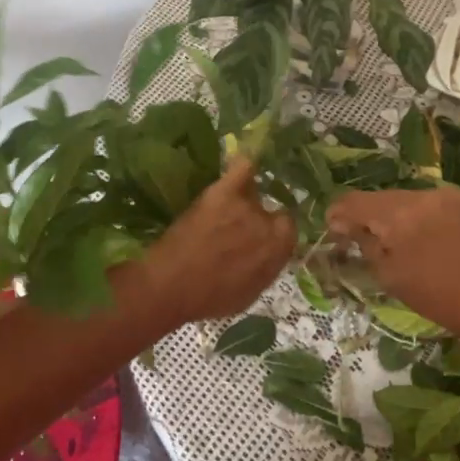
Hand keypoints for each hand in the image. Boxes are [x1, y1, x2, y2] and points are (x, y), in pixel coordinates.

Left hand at [141, 157, 295, 325]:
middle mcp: (268, 226)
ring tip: (220, 213)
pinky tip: (245, 163)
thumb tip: (269, 252)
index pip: (287, 229)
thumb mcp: (250, 292)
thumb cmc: (209, 297)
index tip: (259, 237)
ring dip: (241, 201)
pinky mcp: (223, 192)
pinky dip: (246, 163)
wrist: (172, 285)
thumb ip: (266, 266)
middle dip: (255, 219)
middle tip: (233, 230)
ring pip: (252, 193)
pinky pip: (243, 167)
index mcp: (278, 252)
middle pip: (269, 210)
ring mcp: (246, 206)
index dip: (273, 232)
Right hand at [327, 185, 459, 337]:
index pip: (356, 202)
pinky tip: (421, 230)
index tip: (331, 224)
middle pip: (380, 197)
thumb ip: (362, 240)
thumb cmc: (431, 295)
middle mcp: (420, 196)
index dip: (339, 211)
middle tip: (358, 231)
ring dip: (393, 211)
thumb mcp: (385, 273)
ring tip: (393, 233)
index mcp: (398, 216)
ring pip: (404, 197)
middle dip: (367, 213)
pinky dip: (418, 212)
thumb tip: (341, 222)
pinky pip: (428, 200)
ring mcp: (445, 194)